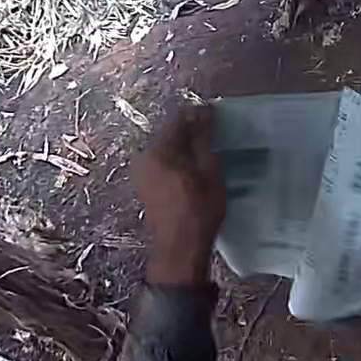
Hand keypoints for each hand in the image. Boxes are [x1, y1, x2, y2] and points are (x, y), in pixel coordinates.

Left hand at [137, 106, 227, 286]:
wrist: (180, 249)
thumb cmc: (199, 210)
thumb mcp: (208, 170)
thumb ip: (203, 138)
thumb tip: (203, 111)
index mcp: (158, 150)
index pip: (179, 120)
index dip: (199, 116)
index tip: (217, 118)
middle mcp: (144, 157)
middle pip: (171, 134)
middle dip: (193, 132)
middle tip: (217, 137)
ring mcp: (142, 172)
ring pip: (168, 149)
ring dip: (187, 148)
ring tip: (210, 154)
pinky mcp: (146, 184)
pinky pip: (164, 163)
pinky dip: (180, 162)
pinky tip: (196, 170)